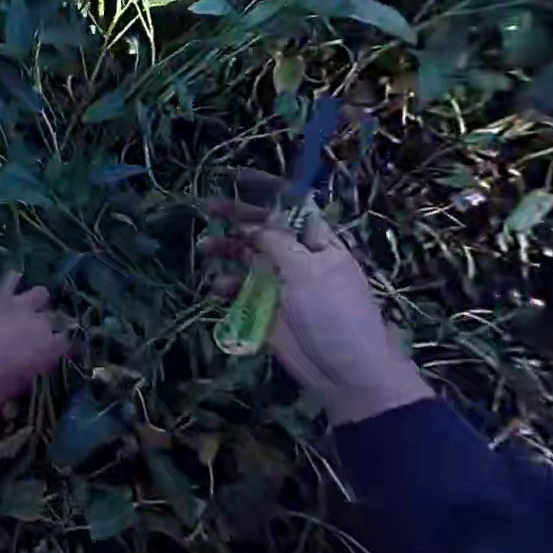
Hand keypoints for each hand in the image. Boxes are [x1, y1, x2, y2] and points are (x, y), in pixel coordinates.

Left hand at [0, 271, 68, 402]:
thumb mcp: (19, 385)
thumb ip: (31, 371)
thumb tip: (31, 368)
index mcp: (50, 349)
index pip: (67, 342)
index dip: (61, 342)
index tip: (55, 346)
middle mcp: (42, 323)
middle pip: (53, 317)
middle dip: (47, 322)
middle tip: (35, 328)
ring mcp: (22, 305)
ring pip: (40, 293)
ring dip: (36, 299)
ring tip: (28, 303)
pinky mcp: (0, 294)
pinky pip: (11, 279)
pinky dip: (13, 279)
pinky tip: (13, 278)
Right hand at [201, 198, 432, 424]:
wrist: (347, 373)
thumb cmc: (336, 314)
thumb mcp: (308, 271)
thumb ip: (276, 243)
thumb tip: (251, 224)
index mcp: (317, 244)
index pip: (291, 208)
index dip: (265, 192)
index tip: (236, 179)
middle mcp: (297, 259)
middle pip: (262, 230)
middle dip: (236, 218)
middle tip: (207, 208)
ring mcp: (281, 284)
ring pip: (246, 257)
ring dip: (226, 250)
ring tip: (204, 249)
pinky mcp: (266, 309)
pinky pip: (240, 290)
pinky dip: (226, 286)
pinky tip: (218, 289)